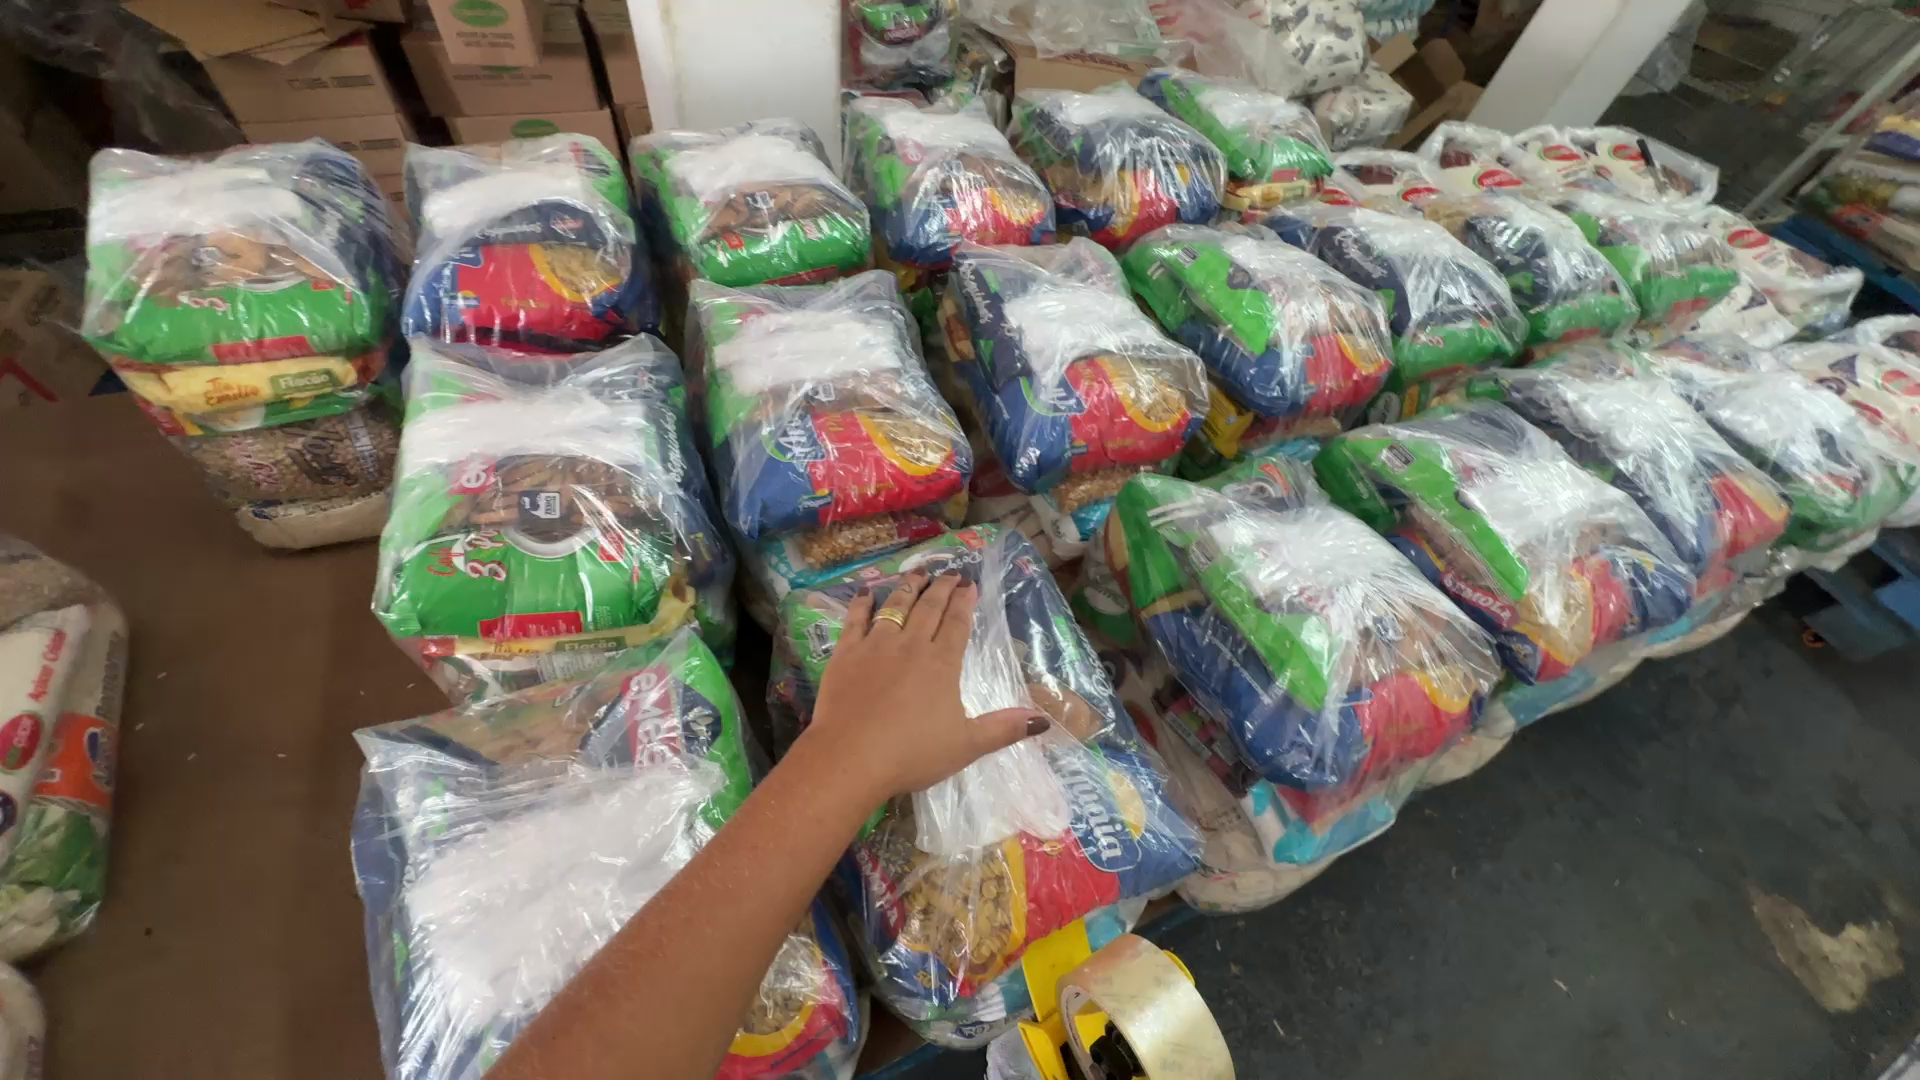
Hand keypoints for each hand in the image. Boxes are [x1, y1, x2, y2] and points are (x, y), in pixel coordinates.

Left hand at [799, 571, 1051, 802]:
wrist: (850, 758)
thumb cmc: (911, 754)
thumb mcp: (966, 746)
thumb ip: (1002, 729)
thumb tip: (1042, 721)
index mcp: (942, 664)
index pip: (957, 623)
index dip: (965, 601)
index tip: (969, 584)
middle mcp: (911, 645)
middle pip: (929, 608)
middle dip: (941, 587)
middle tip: (949, 573)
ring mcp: (875, 645)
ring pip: (894, 606)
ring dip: (908, 587)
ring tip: (917, 573)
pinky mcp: (846, 653)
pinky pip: (855, 619)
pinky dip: (861, 603)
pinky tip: (865, 592)